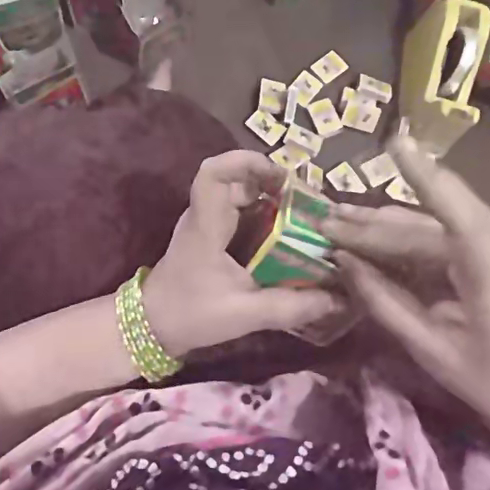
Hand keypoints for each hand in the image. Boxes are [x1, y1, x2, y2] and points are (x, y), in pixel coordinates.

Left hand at [141, 151, 342, 357]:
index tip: (280, 178)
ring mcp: (205, 227)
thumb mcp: (243, 314)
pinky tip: (285, 238)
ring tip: (303, 218)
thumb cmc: (189, 314)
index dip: (245, 162)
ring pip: (239, 196)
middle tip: (306, 203)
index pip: (212, 173)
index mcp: (207, 225)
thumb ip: (290, 306)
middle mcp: (204, 217)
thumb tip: (338, 299)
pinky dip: (262, 217)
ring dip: (269, 200)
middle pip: (235, 180)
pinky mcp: (210, 239)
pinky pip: (239, 214)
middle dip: (272, 183)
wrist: (151, 327)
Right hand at [323, 138, 489, 437]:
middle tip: (325, 219)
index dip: (422, 173)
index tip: (394, 141)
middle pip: (429, 223)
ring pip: (438, 230)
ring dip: (389, 229)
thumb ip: (386, 302)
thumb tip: (344, 263)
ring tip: (340, 224)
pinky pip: (452, 243)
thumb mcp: (434, 349)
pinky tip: (379, 244)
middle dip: (373, 221)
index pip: (453, 208)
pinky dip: (412, 245)